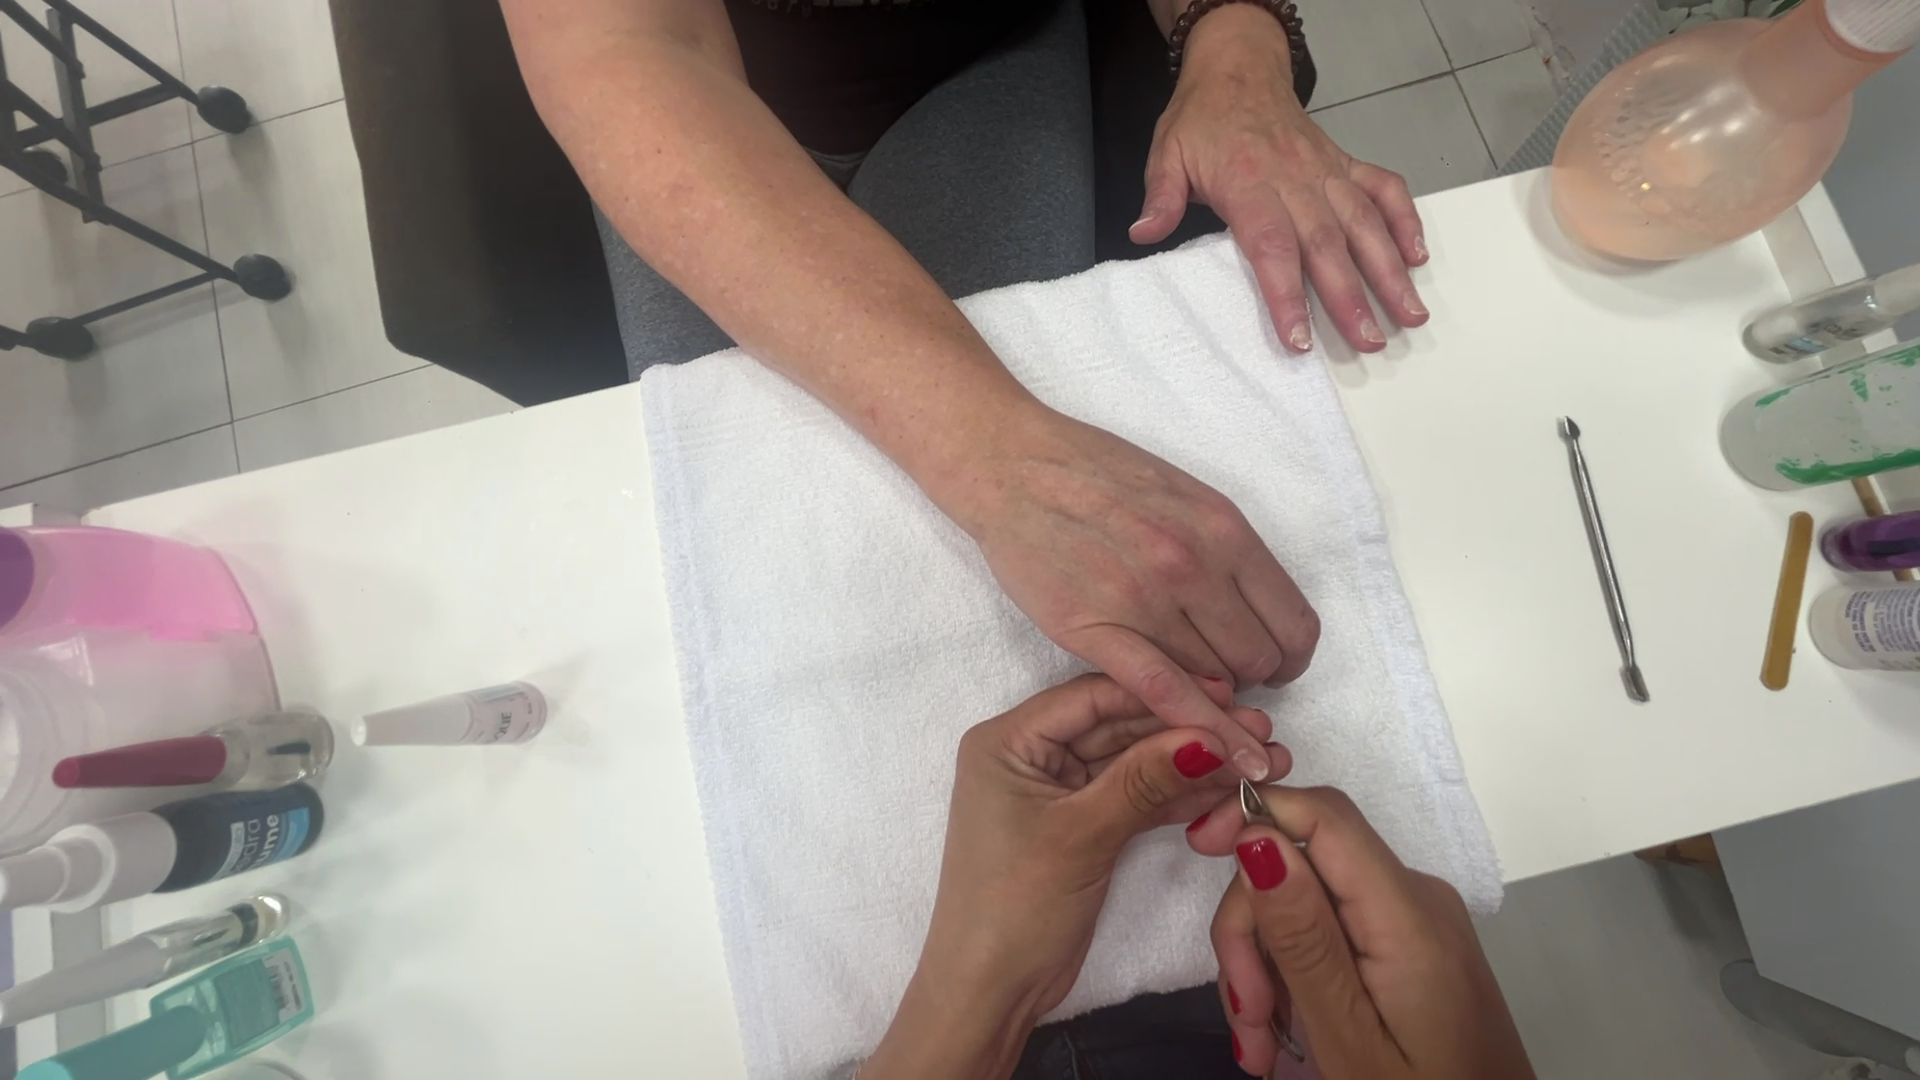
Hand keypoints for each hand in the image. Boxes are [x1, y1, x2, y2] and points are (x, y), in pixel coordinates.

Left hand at [861, 675, 1291, 1079]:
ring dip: (1189, 763)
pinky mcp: (1081, 821)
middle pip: (1117, 727)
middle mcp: (1031, 752)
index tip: (1225, 695)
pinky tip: (1225, 790)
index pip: (1092, 698)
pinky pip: (1133, 796)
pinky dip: (1175, 796)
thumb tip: (1209, 736)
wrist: (992, 992)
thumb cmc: (1017, 903)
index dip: (1159, 693)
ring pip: (1132, 762)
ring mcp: (1058, 787)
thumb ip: (1143, 780)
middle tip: (1256, 730)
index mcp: (1010, 739)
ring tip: (1258, 760)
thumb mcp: (1081, 835)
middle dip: (1184, 730)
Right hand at [951, 409, 1319, 781]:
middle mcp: (1194, 566)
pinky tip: (1221, 756)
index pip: (1294, 624)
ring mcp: (1145, 601)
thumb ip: (1222, 549)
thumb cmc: (1092, 471)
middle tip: (1221, 671)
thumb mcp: (1180, 491)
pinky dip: (1198, 729)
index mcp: (1223, 528)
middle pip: (1257, 660)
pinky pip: (1163, 692)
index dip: (1290, 658)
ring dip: (1208, 690)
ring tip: (1181, 672)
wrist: (1012, 468)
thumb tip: (1246, 613)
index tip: (1274, 667)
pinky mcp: (1095, 629)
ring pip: (1213, 680)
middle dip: (1248, 677)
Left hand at [1132, 4, 1429, 354]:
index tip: (1299, 338)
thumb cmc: (1201, 120)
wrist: (1237, 68)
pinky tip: (1418, 257)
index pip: (1271, 248)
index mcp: (1249, 183)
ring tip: (1409, 315)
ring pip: (1365, 225)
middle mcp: (1296, 179)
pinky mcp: (1344, 163)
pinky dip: (1405, 220)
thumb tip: (1142, 234)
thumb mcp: (1167, 155)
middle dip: (1351, 298)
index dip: (1287, 295)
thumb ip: (1160, 198)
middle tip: (1369, 342)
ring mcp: (1326, 172)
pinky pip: (1384, 190)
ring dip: (1390, 271)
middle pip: (1328, 246)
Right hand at [1186, 785, 1534, 1078]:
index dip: (1252, 811)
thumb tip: (1256, 833)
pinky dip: (1291, 969)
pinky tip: (1283, 1029)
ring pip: (1301, 896)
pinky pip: (1324, 926)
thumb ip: (1302, 936)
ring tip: (1261, 1042)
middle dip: (1252, 925)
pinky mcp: (1402, 944)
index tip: (1195, 847)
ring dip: (1264, 959)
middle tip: (1244, 1013)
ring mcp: (1410, 921)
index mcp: (1409, 915)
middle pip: (1300, 861)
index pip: (1323, 814)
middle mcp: (1413, 898)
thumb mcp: (1349, 1043)